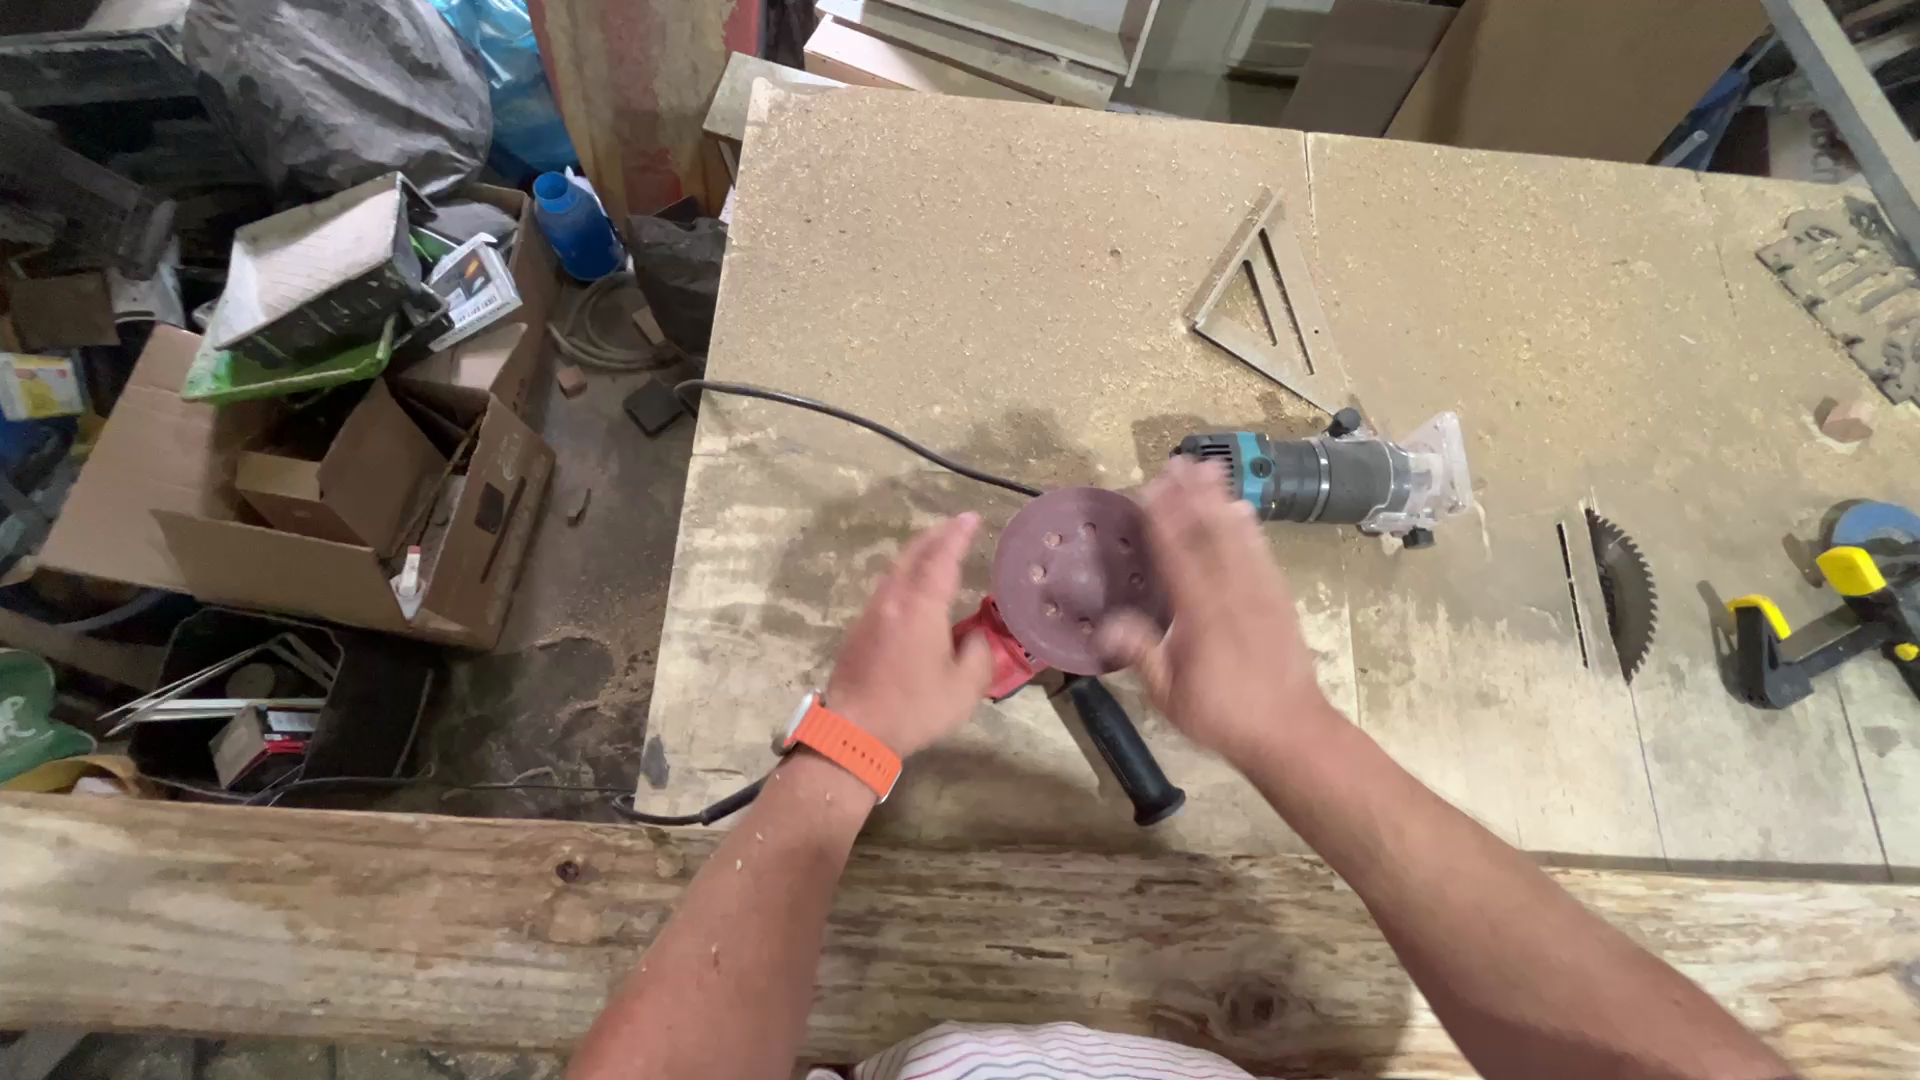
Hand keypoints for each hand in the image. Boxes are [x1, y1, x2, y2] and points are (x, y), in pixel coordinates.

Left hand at [825, 513, 994, 757]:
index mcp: (921, 607)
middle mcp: (894, 600)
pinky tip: (914, 586)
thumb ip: (978, 655)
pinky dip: (906, 574)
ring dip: (919, 553)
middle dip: (936, 535)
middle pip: (914, 554)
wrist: (854, 730)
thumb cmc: (913, 708)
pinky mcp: (860, 629)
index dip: (957, 535)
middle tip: (955, 526)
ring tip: (937, 550)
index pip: (943, 559)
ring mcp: (872, 613)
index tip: (970, 517)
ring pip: (897, 569)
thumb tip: (974, 638)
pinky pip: (887, 587)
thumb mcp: (963, 689)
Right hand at [1097, 457, 1339, 769]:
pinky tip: (1243, 510)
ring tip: (1209, 468)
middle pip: (1209, 534)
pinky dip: (1251, 528)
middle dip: (1191, 496)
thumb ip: (1143, 655)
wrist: (1291, 732)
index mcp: (1200, 615)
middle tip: (1178, 461)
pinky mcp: (1279, 599)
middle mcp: (1232, 594)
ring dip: (1221, 500)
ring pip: (1238, 537)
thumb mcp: (1171, 696)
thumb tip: (1108, 624)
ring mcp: (1261, 593)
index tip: (1150, 487)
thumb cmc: (1223, 715)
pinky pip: (1263, 554)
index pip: (1176, 555)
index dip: (1162, 518)